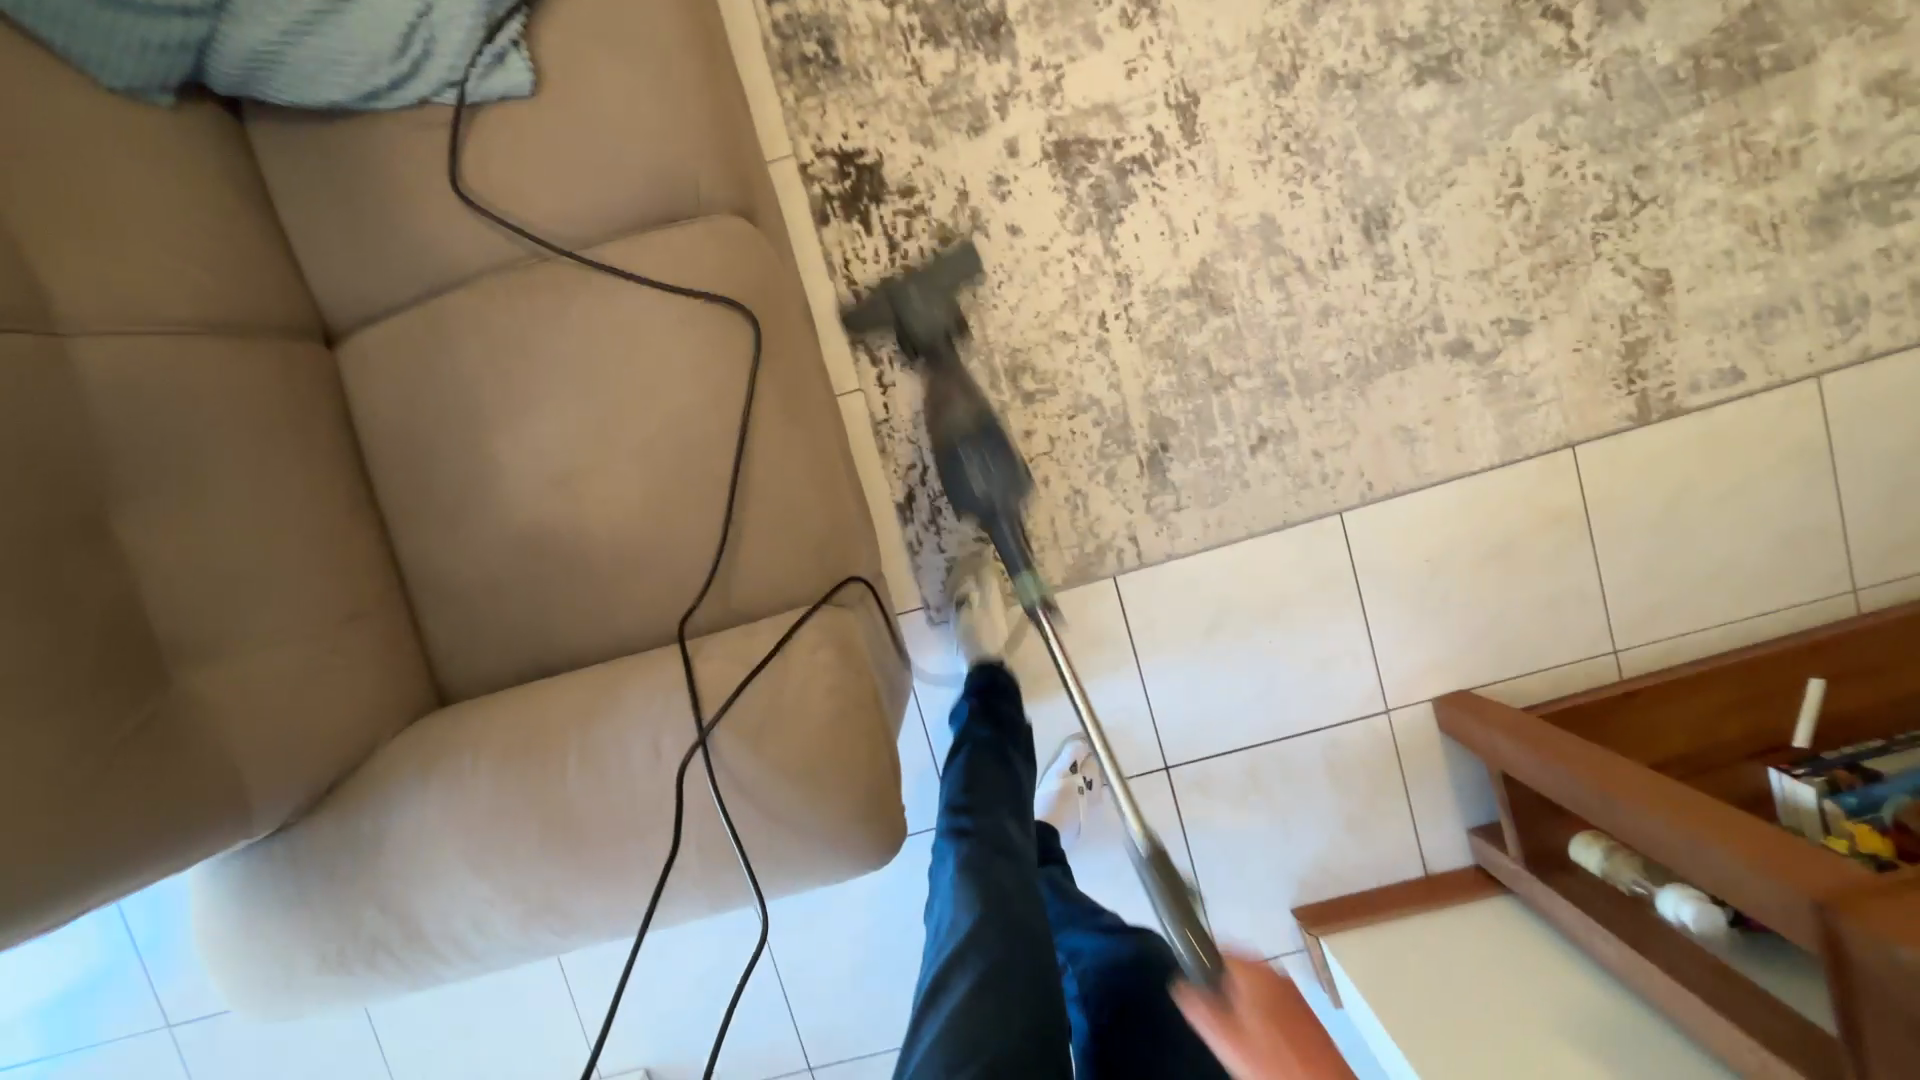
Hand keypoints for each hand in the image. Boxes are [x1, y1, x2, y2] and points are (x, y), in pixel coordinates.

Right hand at [1172, 952, 1354, 1079]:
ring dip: (1244, 1006)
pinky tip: (1264, 1045)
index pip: (1218, 949)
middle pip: (1238, 969)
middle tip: (1219, 1021)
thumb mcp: (1223, 1036)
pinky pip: (1274, 1003)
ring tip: (1241, 1037)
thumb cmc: (1271, 1061)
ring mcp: (1294, 991)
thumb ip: (1196, 1005)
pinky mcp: (1306, 1012)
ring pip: (1256, 988)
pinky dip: (1264, 1017)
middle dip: (1225, 991)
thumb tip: (1179, 983)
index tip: (1197, 989)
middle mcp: (1275, 971)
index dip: (1203, 966)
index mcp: (1253, 969)